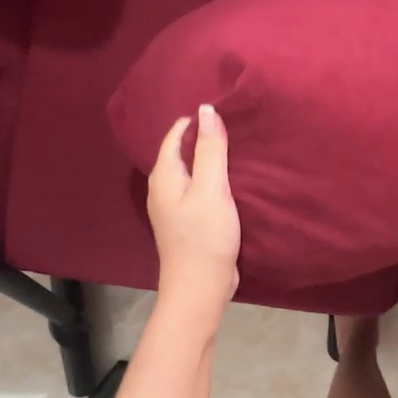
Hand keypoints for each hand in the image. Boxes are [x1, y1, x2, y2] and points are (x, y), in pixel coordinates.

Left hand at [148, 106, 241, 308]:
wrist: (199, 287)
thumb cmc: (205, 236)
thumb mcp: (212, 189)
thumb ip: (211, 150)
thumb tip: (207, 110)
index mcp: (164, 177)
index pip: (174, 137)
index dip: (195, 122)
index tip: (223, 113)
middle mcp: (163, 189)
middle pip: (180, 154)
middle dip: (201, 139)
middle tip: (232, 128)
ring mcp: (173, 208)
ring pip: (189, 173)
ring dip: (207, 160)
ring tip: (234, 150)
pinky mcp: (187, 222)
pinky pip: (197, 189)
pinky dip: (211, 180)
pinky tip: (229, 183)